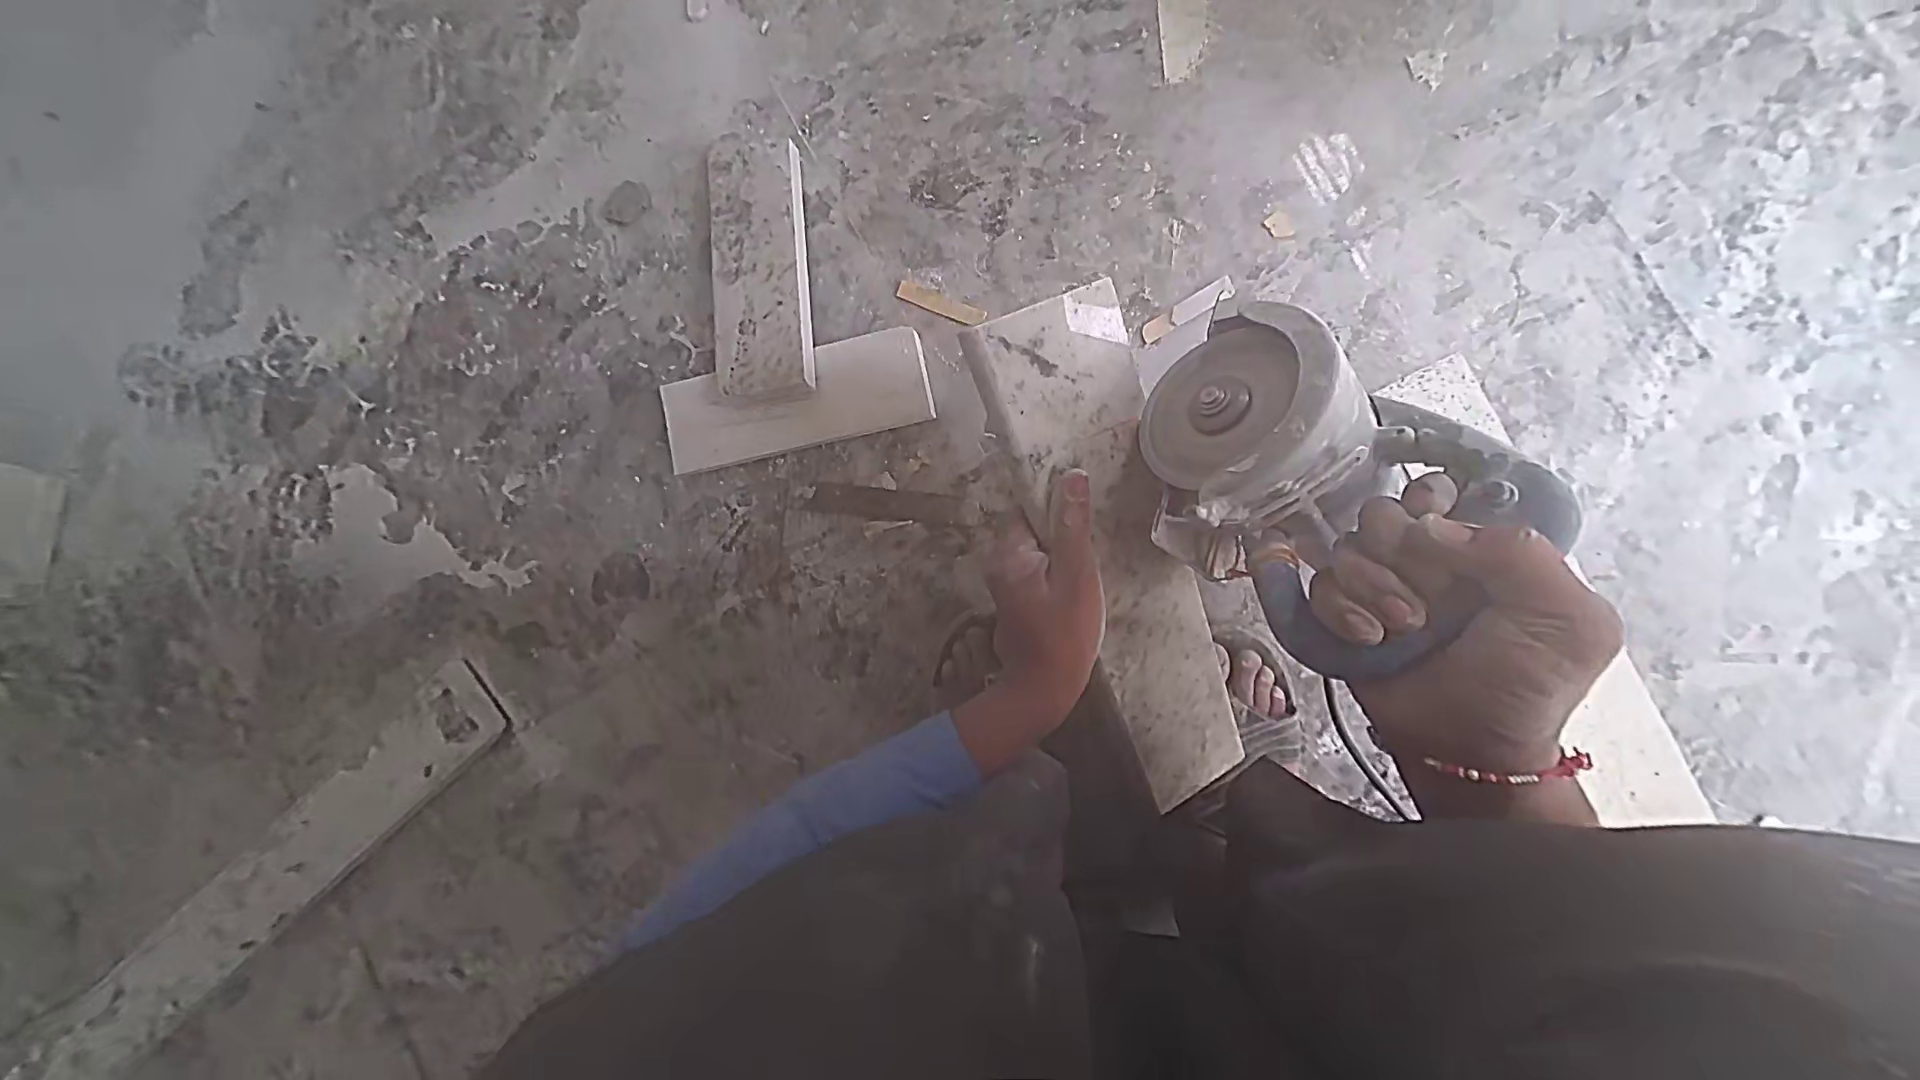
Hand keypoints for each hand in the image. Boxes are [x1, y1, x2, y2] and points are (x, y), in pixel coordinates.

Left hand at [952, 469, 1104, 772]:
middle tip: (1088, 528)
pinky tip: (1073, 570)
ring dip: (1057, 543)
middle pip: (1029, 524)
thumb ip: (1073, 527)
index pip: (1025, 505)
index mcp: (1007, 553)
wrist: (1044, 688)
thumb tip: (1073, 477)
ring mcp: (1004, 580)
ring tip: (1084, 548)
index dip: (1052, 498)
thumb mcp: (1077, 576)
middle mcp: (997, 561)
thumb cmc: (1066, 634)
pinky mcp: (1015, 595)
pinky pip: (1035, 564)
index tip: (1079, 496)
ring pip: (1035, 545)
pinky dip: (1053, 562)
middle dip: (1057, 522)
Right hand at [1308, 475, 1622, 776]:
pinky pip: (1319, 587)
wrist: (1465, 745)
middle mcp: (1423, 562)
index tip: (1428, 530)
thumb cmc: (1524, 685)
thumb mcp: (1568, 621)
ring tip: (1402, 630)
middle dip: (1395, 555)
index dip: (1426, 500)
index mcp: (1478, 552)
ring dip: (1370, 589)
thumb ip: (1523, 556)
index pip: (1436, 494)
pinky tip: (1370, 639)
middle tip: (1422, 601)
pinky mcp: (1341, 614)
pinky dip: (1340, 611)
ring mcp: (1377, 587)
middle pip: (1379, 517)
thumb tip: (1429, 526)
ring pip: (1344, 552)